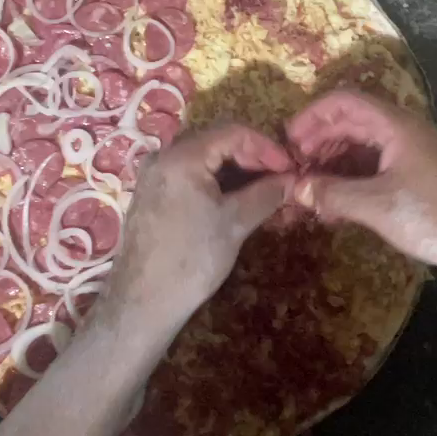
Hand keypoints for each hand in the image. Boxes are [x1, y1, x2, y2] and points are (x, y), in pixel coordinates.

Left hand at [102, 123, 294, 334]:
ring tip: (265, 191)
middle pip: (217, 142)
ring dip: (237, 172)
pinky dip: (217, 182)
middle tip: (281, 178)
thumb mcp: (235, 223)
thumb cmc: (192, 259)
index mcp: (181, 156)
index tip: (291, 168)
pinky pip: (190, 175)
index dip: (267, 148)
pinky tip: (237, 200)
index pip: (233, 133)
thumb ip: (266, 193)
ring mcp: (154, 175)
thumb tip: (293, 180)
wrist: (143, 302)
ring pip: (205, 160)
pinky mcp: (152, 194)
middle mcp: (163, 156)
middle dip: (253, 158)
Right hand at [287, 90, 436, 287]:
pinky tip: (334, 206)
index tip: (286, 144)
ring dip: (331, 165)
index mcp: (396, 125)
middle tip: (292, 172)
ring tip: (308, 193)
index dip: (311, 117)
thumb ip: (331, 194)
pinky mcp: (416, 174)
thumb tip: (293, 189)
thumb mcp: (377, 207)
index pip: (343, 102)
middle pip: (349, 122)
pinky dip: (350, 180)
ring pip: (360, 147)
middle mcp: (403, 130)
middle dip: (317, 144)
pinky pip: (374, 166)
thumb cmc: (435, 217)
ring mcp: (411, 152)